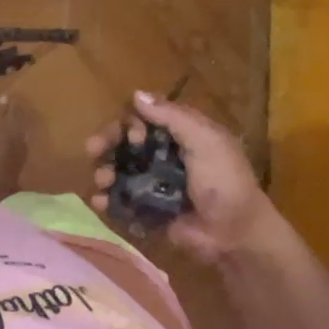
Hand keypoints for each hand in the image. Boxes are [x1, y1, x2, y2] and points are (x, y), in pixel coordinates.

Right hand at [86, 92, 278, 262]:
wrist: (236, 234)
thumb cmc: (224, 181)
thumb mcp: (205, 140)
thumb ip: (172, 116)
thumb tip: (136, 94)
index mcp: (179, 135)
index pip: (144, 119)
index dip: (131, 124)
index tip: (133, 136)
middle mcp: (163, 156)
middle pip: (125, 143)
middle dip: (106, 143)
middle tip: (93, 149)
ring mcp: (154, 184)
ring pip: (119, 170)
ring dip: (104, 170)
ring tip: (102, 181)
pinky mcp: (148, 211)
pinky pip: (121, 201)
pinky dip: (107, 200)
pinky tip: (99, 202)